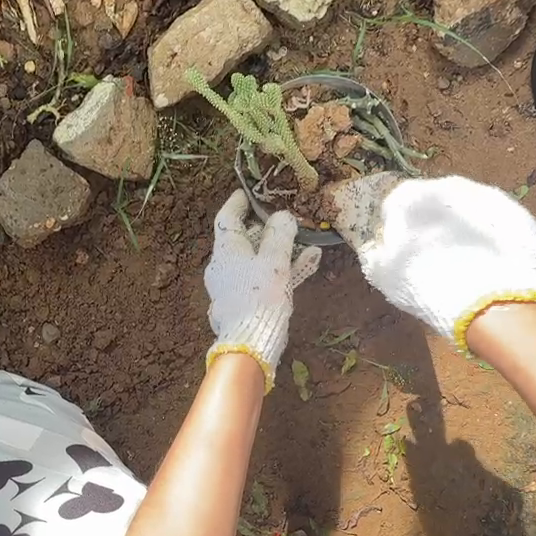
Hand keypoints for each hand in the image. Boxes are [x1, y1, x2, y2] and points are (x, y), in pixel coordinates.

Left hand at [204, 192, 319, 391]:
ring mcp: (234, 286)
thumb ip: (280, 235)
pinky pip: (265, 278)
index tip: (248, 192)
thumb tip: (282, 216)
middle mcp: (225, 266)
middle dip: (268, 228)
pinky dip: (284, 269)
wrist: (251, 343)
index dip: (237, 203)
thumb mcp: (274, 261)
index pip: (227, 218)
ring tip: (309, 240)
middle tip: (287, 218)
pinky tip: (310, 262)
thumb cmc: (260, 296)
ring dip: (283, 250)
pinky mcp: (246, 302)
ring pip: (259, 260)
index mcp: (226, 251)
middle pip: (245, 240)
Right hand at [330, 174, 535, 350]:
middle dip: (435, 226)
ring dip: (466, 233)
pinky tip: (491, 271)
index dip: (398, 228)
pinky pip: (500, 229)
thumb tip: (376, 247)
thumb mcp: (383, 274)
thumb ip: (376, 254)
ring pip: (471, 213)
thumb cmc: (421, 282)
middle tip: (436, 259)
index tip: (401, 251)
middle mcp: (450, 186)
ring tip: (466, 268)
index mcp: (411, 196)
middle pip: (438, 204)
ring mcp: (490, 198)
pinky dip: (494, 244)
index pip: (397, 204)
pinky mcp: (521, 217)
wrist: (483, 297)